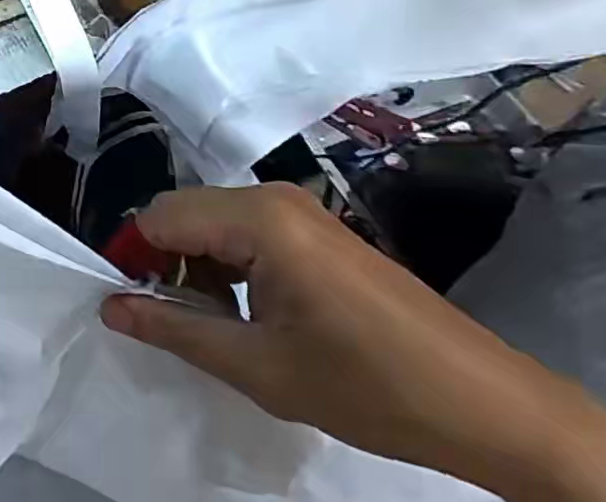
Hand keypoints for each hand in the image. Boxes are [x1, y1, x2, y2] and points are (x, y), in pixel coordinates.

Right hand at [100, 185, 605, 501]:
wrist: (496, 409)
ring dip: (195, 265)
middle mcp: (272, 196)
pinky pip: (242, 228)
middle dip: (164, 262)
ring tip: (216, 323)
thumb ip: (174, 330)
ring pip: (208, 220)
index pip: (157, 218)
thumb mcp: (260, 368)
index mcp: (257, 218)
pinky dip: (226, 263)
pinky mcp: (314, 226)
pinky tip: (250, 310)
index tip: (132, 305)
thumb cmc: (372, 388)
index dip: (134, 258)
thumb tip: (110, 306)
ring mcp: (297, 207)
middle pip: (181, 213)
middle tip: (176, 321)